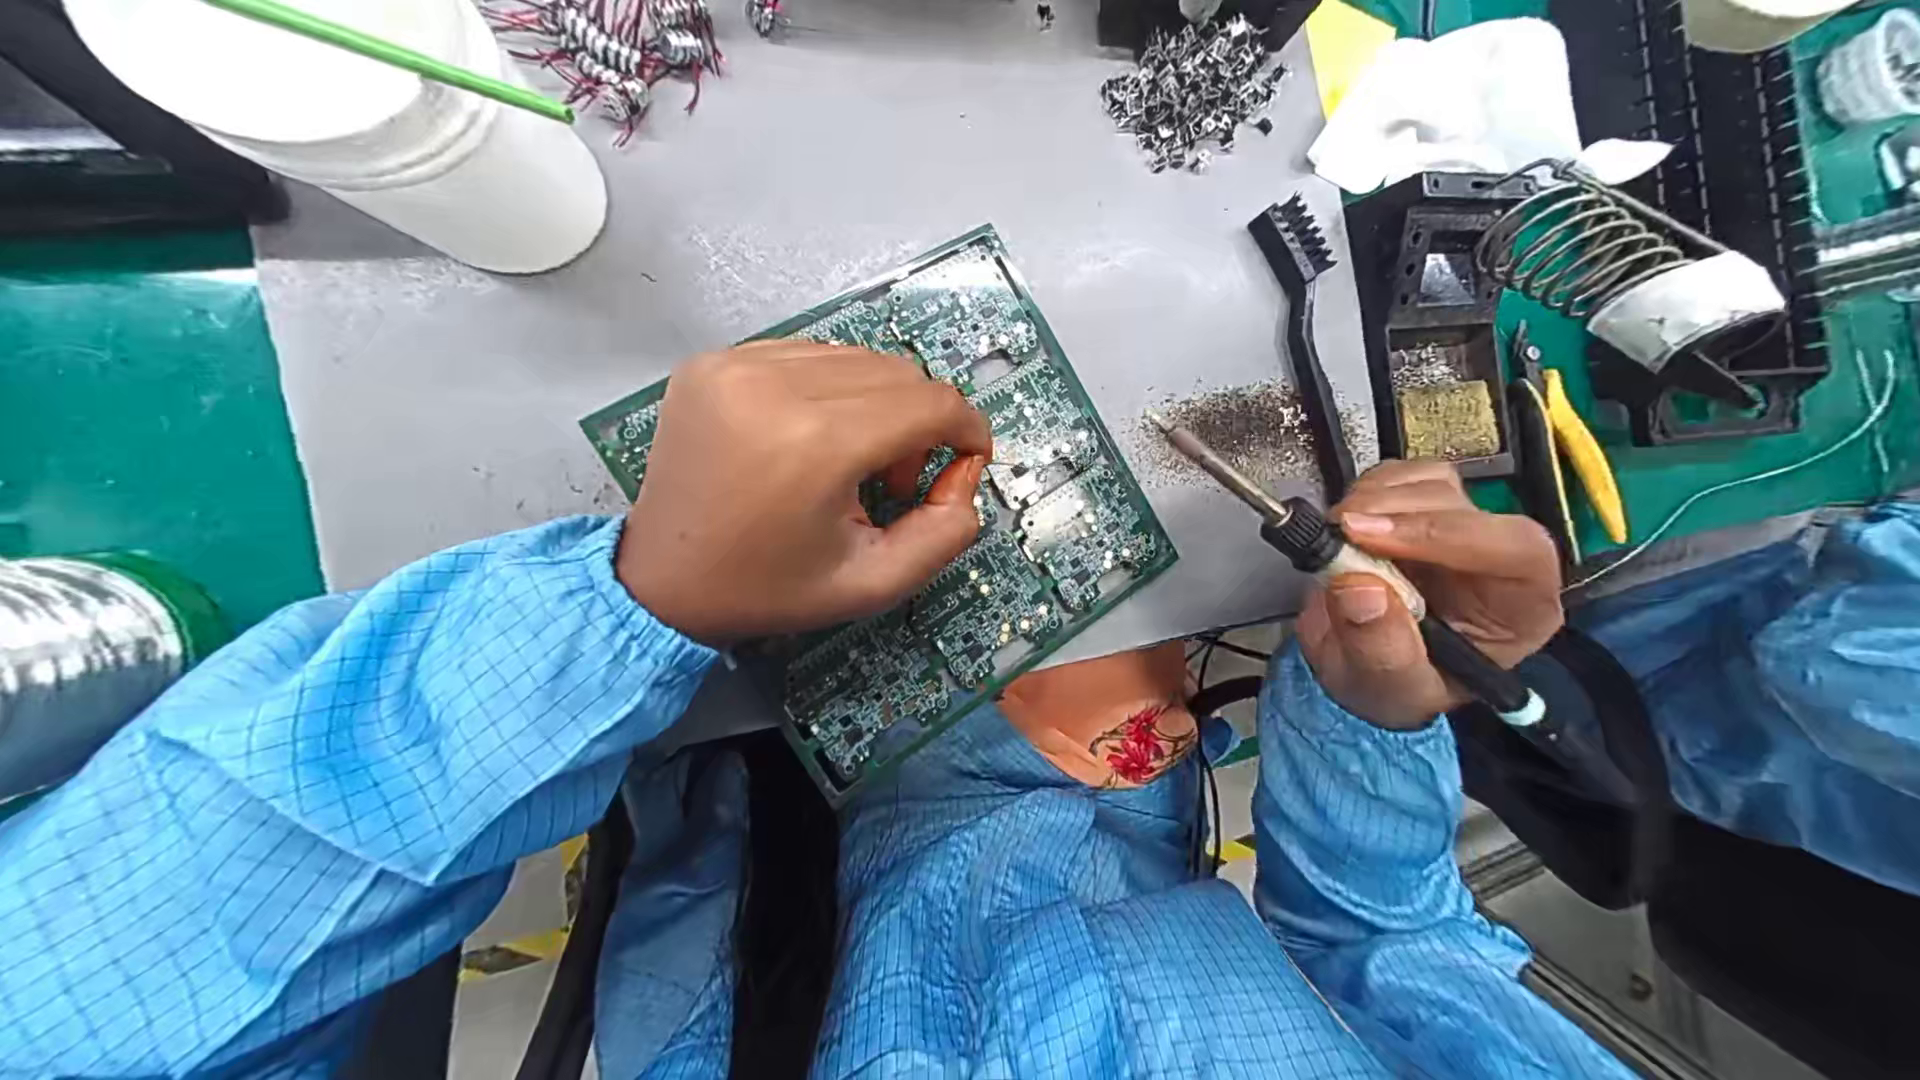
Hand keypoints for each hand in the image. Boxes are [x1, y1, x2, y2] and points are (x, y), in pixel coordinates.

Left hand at [617, 341, 991, 644]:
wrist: (662, 582)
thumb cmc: (768, 589)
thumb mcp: (874, 583)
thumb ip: (946, 532)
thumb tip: (962, 472)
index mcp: (815, 444)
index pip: (931, 403)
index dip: (967, 429)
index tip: (966, 459)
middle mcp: (773, 386)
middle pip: (899, 374)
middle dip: (921, 424)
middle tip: (896, 478)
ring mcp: (736, 365)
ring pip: (857, 358)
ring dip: (877, 404)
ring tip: (851, 460)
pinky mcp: (714, 362)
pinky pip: (809, 356)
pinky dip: (832, 392)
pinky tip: (812, 438)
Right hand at [1296, 461, 1562, 729]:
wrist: (1357, 667)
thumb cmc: (1388, 685)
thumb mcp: (1386, 686)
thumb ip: (1379, 646)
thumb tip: (1359, 586)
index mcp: (1516, 608)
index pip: (1514, 550)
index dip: (1442, 534)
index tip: (1367, 538)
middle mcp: (1495, 559)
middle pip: (1465, 508)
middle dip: (1393, 515)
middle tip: (1336, 536)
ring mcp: (1455, 528)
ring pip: (1432, 482)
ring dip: (1373, 499)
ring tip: (1336, 535)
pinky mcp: (1415, 509)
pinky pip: (1399, 476)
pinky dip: (1364, 489)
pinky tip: (1343, 523)